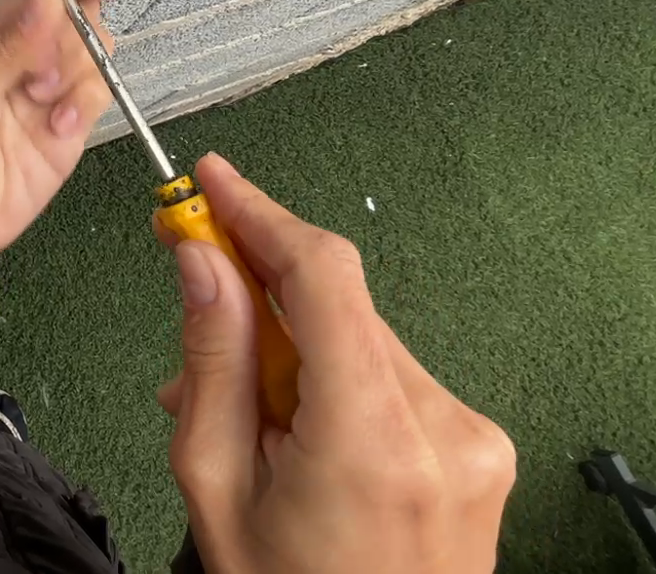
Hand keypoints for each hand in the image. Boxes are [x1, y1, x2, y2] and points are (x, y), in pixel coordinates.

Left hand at [0, 0, 126, 293]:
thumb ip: (10, 49)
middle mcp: (13, 59)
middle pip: (71, 18)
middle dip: (73, 35)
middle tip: (46, 71)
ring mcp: (42, 94)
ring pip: (90, 55)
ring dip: (78, 73)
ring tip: (45, 104)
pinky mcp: (64, 129)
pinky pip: (95, 96)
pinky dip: (86, 104)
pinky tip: (60, 126)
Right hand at [157, 153, 515, 572]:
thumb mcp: (212, 475)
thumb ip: (211, 356)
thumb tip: (202, 260)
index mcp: (374, 442)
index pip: (321, 276)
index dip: (259, 210)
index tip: (208, 178)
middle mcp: (443, 428)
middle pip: (332, 296)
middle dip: (251, 274)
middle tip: (186, 256)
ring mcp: (468, 435)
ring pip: (346, 327)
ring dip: (276, 330)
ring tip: (224, 389)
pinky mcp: (469, 439)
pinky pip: (372, 362)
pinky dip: (312, 362)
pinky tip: (275, 406)